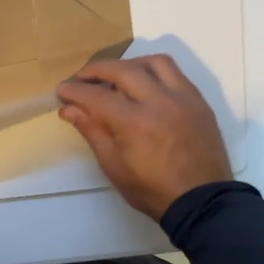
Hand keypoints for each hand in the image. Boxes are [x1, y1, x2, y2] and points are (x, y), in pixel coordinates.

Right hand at [56, 55, 232, 219]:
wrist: (201, 201)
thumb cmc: (151, 189)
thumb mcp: (113, 165)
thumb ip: (92, 130)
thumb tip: (69, 109)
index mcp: (134, 122)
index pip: (96, 96)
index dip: (74, 90)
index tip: (62, 90)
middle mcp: (159, 102)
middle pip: (123, 70)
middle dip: (97, 69)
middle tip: (82, 77)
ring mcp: (183, 98)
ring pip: (155, 62)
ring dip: (130, 64)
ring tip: (117, 76)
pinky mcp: (199, 102)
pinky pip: (176, 74)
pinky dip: (155, 72)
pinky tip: (145, 85)